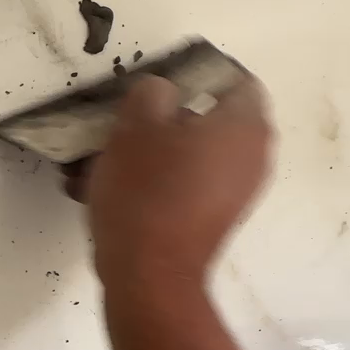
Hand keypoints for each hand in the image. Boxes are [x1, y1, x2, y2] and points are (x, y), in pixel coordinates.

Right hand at [79, 72, 272, 290]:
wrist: (147, 274)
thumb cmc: (145, 192)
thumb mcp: (135, 126)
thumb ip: (151, 94)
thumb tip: (161, 94)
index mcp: (244, 124)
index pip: (231, 78)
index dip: (190, 75)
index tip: (149, 87)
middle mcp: (251, 156)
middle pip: (204, 120)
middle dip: (158, 121)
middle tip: (117, 126)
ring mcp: (232, 193)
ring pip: (185, 156)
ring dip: (146, 154)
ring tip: (98, 163)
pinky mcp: (208, 220)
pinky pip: (179, 187)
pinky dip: (149, 183)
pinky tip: (106, 191)